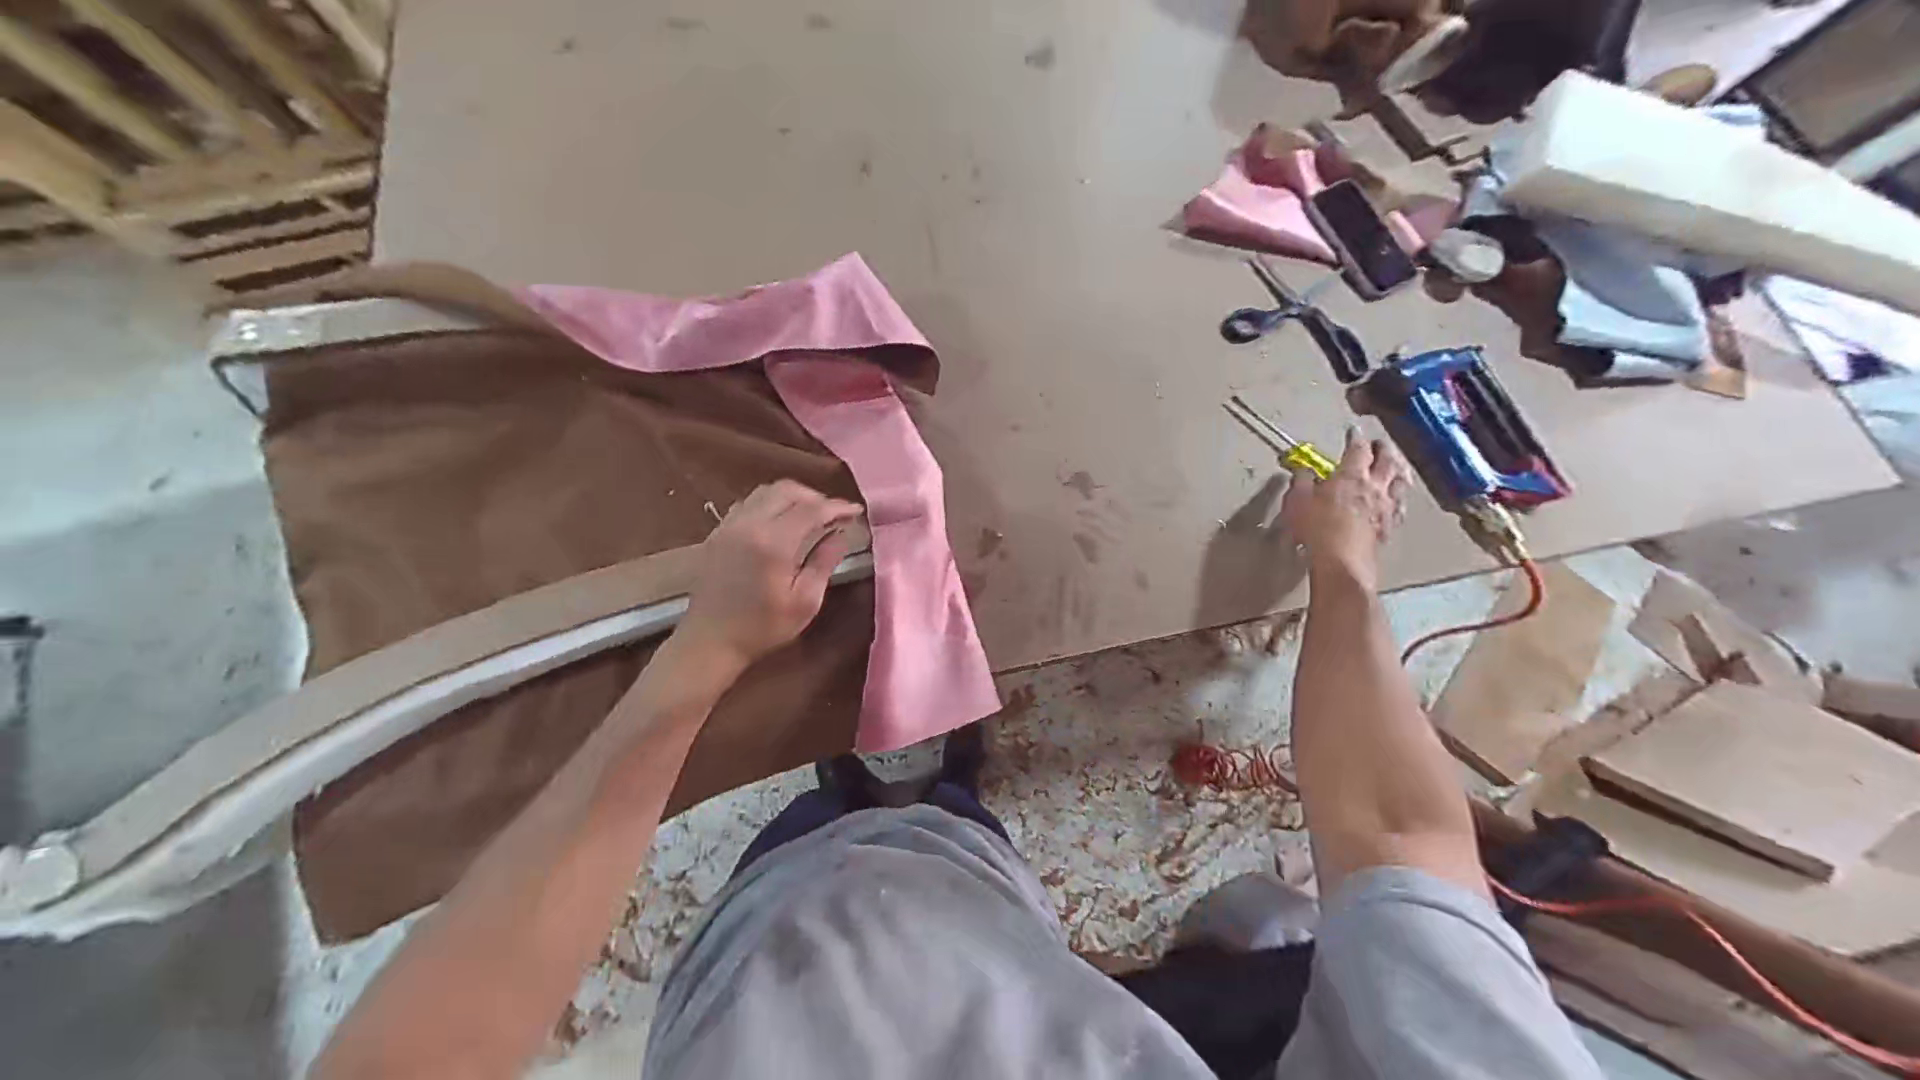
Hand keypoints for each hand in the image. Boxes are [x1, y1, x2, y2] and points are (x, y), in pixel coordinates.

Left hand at [677, 481, 863, 670]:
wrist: (710, 641)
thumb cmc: (762, 627)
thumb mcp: (805, 602)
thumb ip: (824, 563)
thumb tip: (840, 535)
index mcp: (773, 543)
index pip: (812, 509)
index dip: (838, 507)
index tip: (855, 512)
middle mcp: (749, 524)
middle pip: (787, 490)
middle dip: (816, 497)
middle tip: (833, 514)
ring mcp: (729, 526)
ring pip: (765, 491)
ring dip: (792, 497)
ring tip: (810, 515)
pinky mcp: (718, 532)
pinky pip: (748, 503)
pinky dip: (770, 504)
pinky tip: (780, 523)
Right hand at [1279, 428, 1410, 587]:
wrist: (1342, 561)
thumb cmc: (1318, 529)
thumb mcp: (1297, 501)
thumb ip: (1301, 482)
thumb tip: (1303, 471)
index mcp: (1351, 475)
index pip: (1358, 448)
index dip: (1356, 437)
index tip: (1353, 432)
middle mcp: (1375, 486)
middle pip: (1387, 459)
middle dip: (1383, 448)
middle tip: (1379, 443)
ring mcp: (1386, 506)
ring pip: (1401, 480)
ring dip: (1399, 468)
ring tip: (1397, 464)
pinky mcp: (1390, 526)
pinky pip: (1401, 504)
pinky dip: (1401, 495)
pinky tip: (1399, 498)